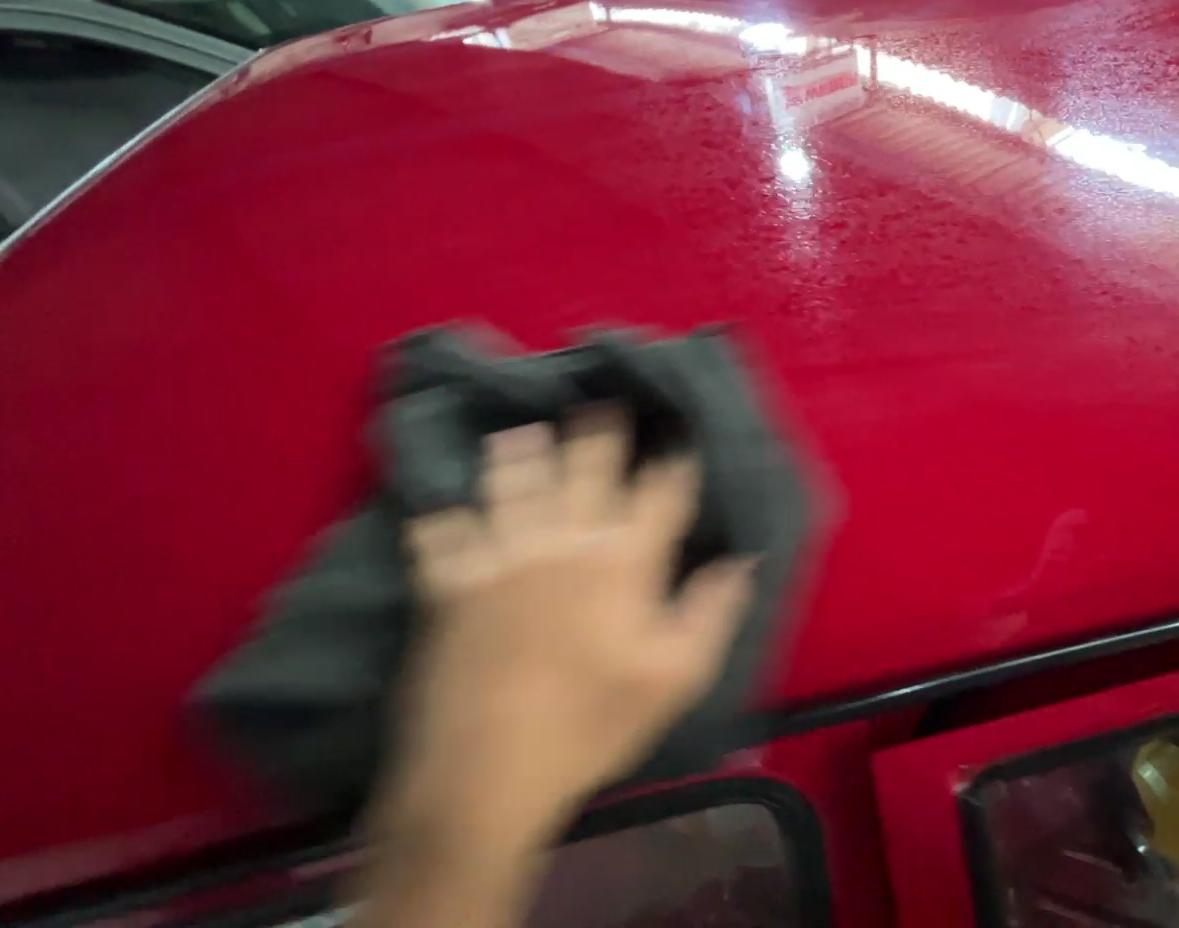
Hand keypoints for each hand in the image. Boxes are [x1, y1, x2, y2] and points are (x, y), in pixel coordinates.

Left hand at [381, 406, 755, 846]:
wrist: (484, 777)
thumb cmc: (592, 725)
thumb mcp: (677, 678)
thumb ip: (712, 612)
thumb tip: (743, 560)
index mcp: (623, 561)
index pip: (659, 493)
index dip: (674, 459)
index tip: (680, 432)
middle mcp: (563, 542)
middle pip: (586, 470)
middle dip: (599, 433)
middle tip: (603, 402)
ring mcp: (501, 559)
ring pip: (512, 487)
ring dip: (520, 454)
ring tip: (524, 429)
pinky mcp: (448, 587)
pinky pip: (441, 536)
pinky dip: (440, 514)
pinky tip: (436, 500)